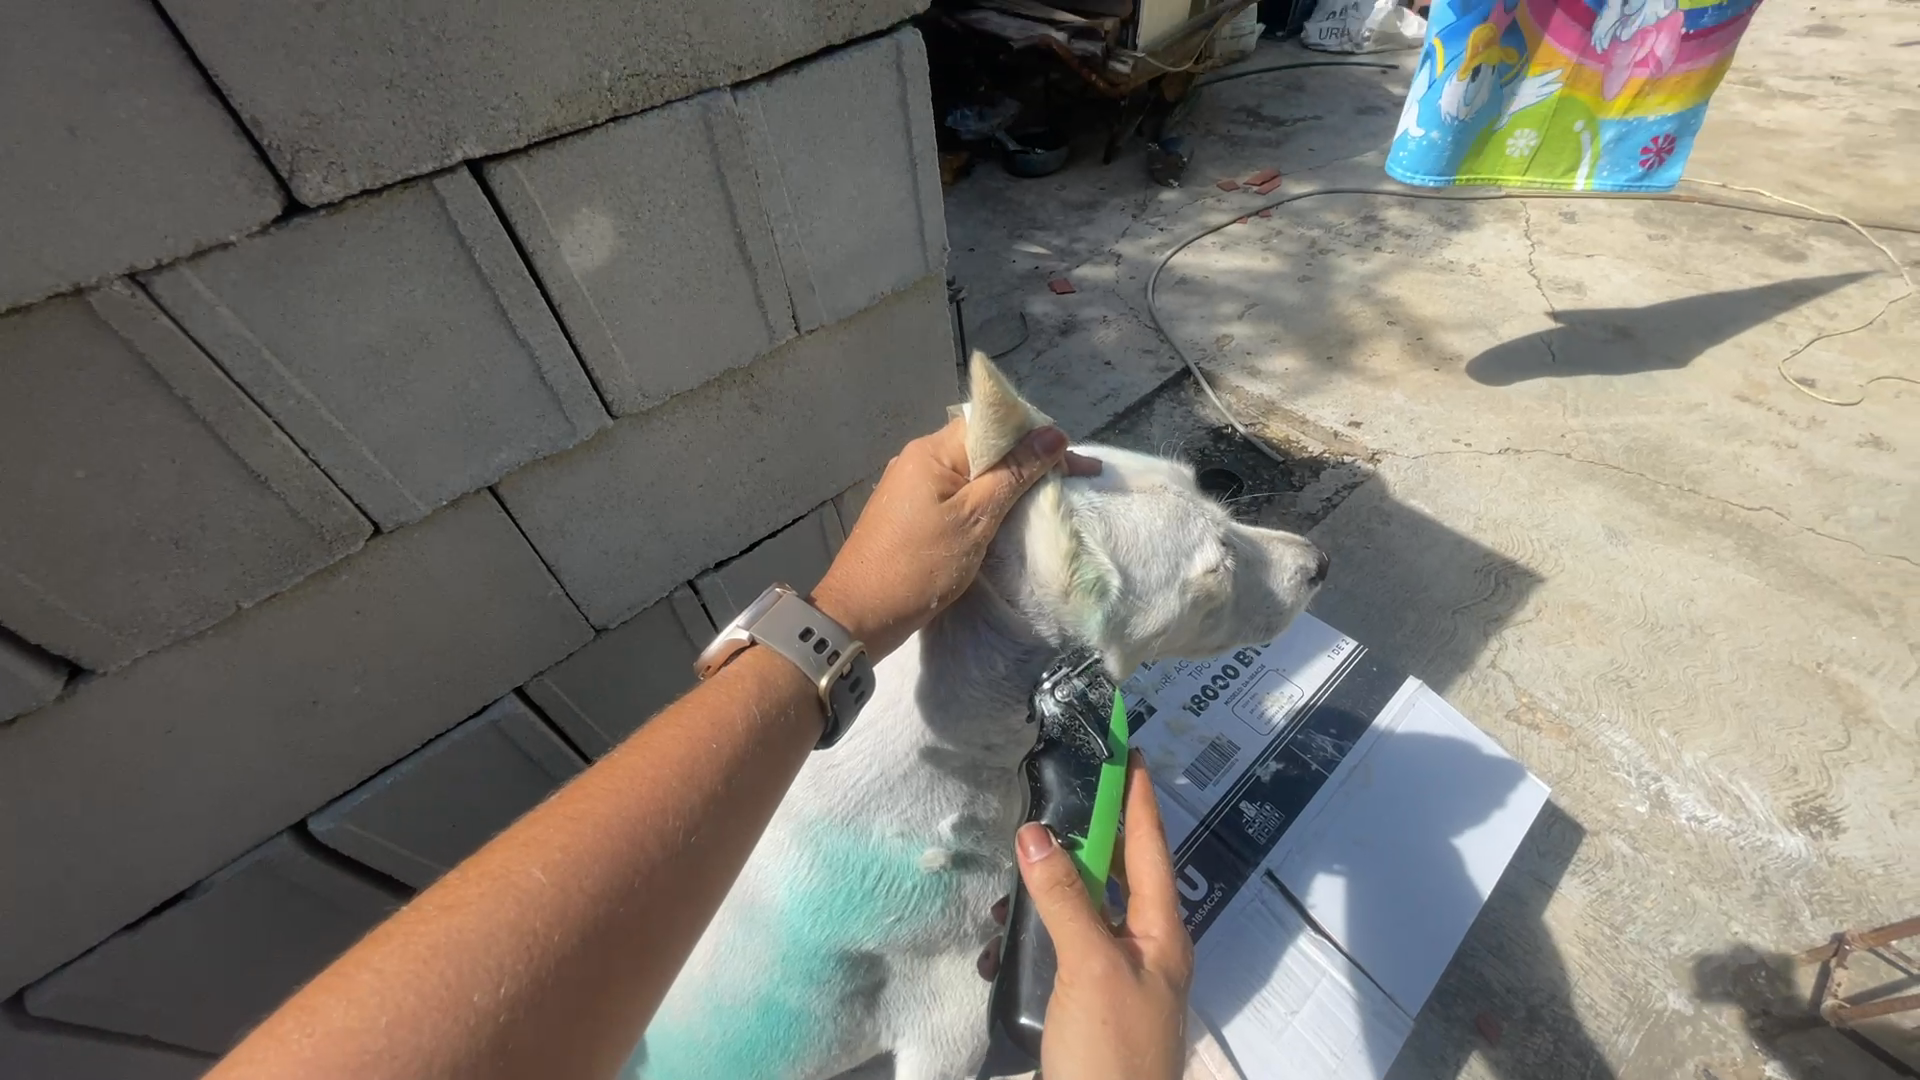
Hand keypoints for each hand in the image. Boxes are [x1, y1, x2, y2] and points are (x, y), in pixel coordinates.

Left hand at [811, 417, 1095, 659]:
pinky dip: (987, 499)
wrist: (859, 615)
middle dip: (1029, 459)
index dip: (1037, 436)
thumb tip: (1054, 435)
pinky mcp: (911, 510)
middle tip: (1071, 481)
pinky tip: (1009, 512)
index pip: (994, 423)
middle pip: (985, 444)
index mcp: (932, 451)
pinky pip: (958, 492)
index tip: (1073, 463)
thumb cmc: (918, 566)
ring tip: (1049, 495)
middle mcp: (919, 458)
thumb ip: (1014, 474)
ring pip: (973, 470)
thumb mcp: (975, 520)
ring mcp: (912, 484)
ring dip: (1010, 480)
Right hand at [1016, 752, 1193, 1079]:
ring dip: (1045, 891)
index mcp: (1160, 930)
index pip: (1150, 842)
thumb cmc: (1111, 1050)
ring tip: (1009, 883)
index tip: (1128, 748)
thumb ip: (1064, 896)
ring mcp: (1114, 974)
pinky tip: (999, 942)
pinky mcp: (1085, 999)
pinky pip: (1058, 946)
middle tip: (1053, 797)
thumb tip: (1035, 830)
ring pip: (1080, 908)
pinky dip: (1031, 934)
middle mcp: (1143, 944)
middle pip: (1113, 871)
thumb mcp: (1089, 966)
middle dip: (1082, 836)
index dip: (1139, 793)